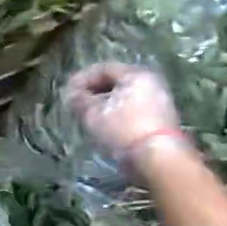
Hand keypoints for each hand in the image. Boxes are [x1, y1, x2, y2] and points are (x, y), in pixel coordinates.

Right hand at [65, 62, 189, 162]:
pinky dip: (116, 113)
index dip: (82, 78)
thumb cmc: (123, 129)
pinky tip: (105, 126)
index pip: (104, 69)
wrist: (156, 156)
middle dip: (93, 91)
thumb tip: (72, 95)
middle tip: (76, 104)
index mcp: (136, 74)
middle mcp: (151, 82)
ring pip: (124, 96)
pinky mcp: (160, 119)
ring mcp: (158, 100)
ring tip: (88, 116)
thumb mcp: (93, 113)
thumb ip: (79, 100)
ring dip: (104, 104)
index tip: (67, 92)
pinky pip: (132, 109)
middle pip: (116, 81)